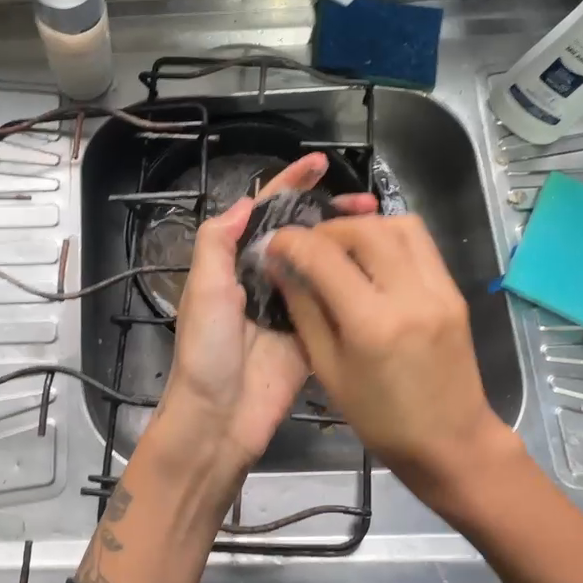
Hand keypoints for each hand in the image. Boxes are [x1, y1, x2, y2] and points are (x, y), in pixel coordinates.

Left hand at [149, 153, 377, 473]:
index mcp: (232, 264)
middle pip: (298, 234)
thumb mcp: (204, 290)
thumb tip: (248, 201)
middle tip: (367, 204)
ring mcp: (288, 308)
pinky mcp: (310, 336)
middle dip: (328, 212)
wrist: (219, 420)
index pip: (263, 212)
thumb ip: (218, 242)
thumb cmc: (205, 351)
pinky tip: (376, 267)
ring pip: (320, 264)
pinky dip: (351, 283)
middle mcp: (261, 280)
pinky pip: (332, 302)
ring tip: (378, 226)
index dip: (290, 185)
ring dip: (345, 243)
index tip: (321, 162)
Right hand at [264, 214, 518, 497]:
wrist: (451, 441)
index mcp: (372, 324)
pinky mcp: (454, 291)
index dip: (292, 242)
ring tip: (340, 247)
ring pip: (397, 225)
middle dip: (327, 229)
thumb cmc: (380, 417)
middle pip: (364, 230)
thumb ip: (303, 309)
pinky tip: (371, 258)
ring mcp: (439, 290)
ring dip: (362, 227)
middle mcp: (409, 296)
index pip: (325, 257)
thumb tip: (280, 265)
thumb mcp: (327, 368)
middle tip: (307, 245)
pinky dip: (390, 237)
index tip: (275, 243)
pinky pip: (421, 243)